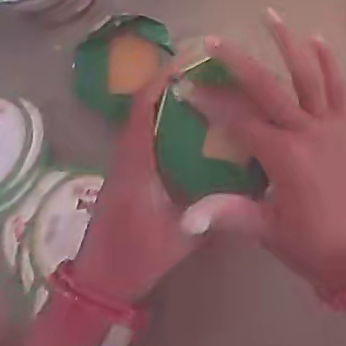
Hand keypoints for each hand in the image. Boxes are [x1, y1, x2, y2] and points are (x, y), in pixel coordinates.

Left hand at [72, 71, 203, 303]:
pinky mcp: (127, 174)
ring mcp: (124, 163)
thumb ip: (210, 210)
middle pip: (143, 105)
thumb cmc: (135, 256)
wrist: (98, 283)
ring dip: (165, 102)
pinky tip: (189, 129)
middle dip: (169, 83)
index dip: (161, 79)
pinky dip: (162, 122)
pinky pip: (144, 135)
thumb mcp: (179, 235)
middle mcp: (126, 154)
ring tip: (202, 94)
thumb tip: (246, 188)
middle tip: (204, 74)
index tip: (187, 62)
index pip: (142, 106)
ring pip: (142, 119)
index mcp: (136, 160)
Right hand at [179, 10, 345, 292]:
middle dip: (237, 62)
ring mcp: (330, 124)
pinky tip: (318, 39)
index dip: (210, 103)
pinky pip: (339, 87)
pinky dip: (329, 62)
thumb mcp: (269, 231)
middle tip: (213, 40)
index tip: (186, 87)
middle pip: (266, 87)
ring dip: (287, 43)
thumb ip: (229, 214)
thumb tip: (184, 218)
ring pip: (307, 75)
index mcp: (283, 156)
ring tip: (270, 15)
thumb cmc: (315, 245)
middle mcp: (306, 131)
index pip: (238, 120)